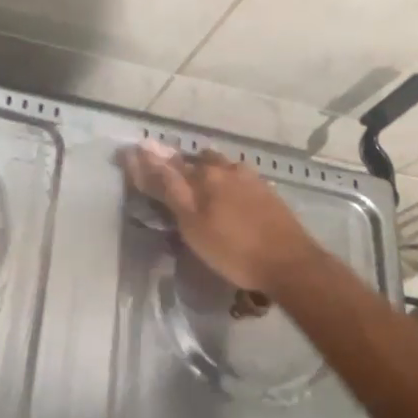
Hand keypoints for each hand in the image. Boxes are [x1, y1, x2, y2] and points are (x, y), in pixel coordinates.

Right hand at [119, 140, 317, 290]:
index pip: (167, 163)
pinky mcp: (267, 194)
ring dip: (205, 171)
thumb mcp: (191, 223)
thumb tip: (142, 153)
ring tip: (198, 188)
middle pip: (195, 160)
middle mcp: (226, 168)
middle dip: (178, 165)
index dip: (147, 161)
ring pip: (219, 167)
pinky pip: (237, 179)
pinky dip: (225, 183)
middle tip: (167, 180)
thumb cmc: (233, 248)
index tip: (127, 156)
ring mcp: (250, 179)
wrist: (290, 264)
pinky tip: (227, 198)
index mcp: (204, 174)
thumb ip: (167, 187)